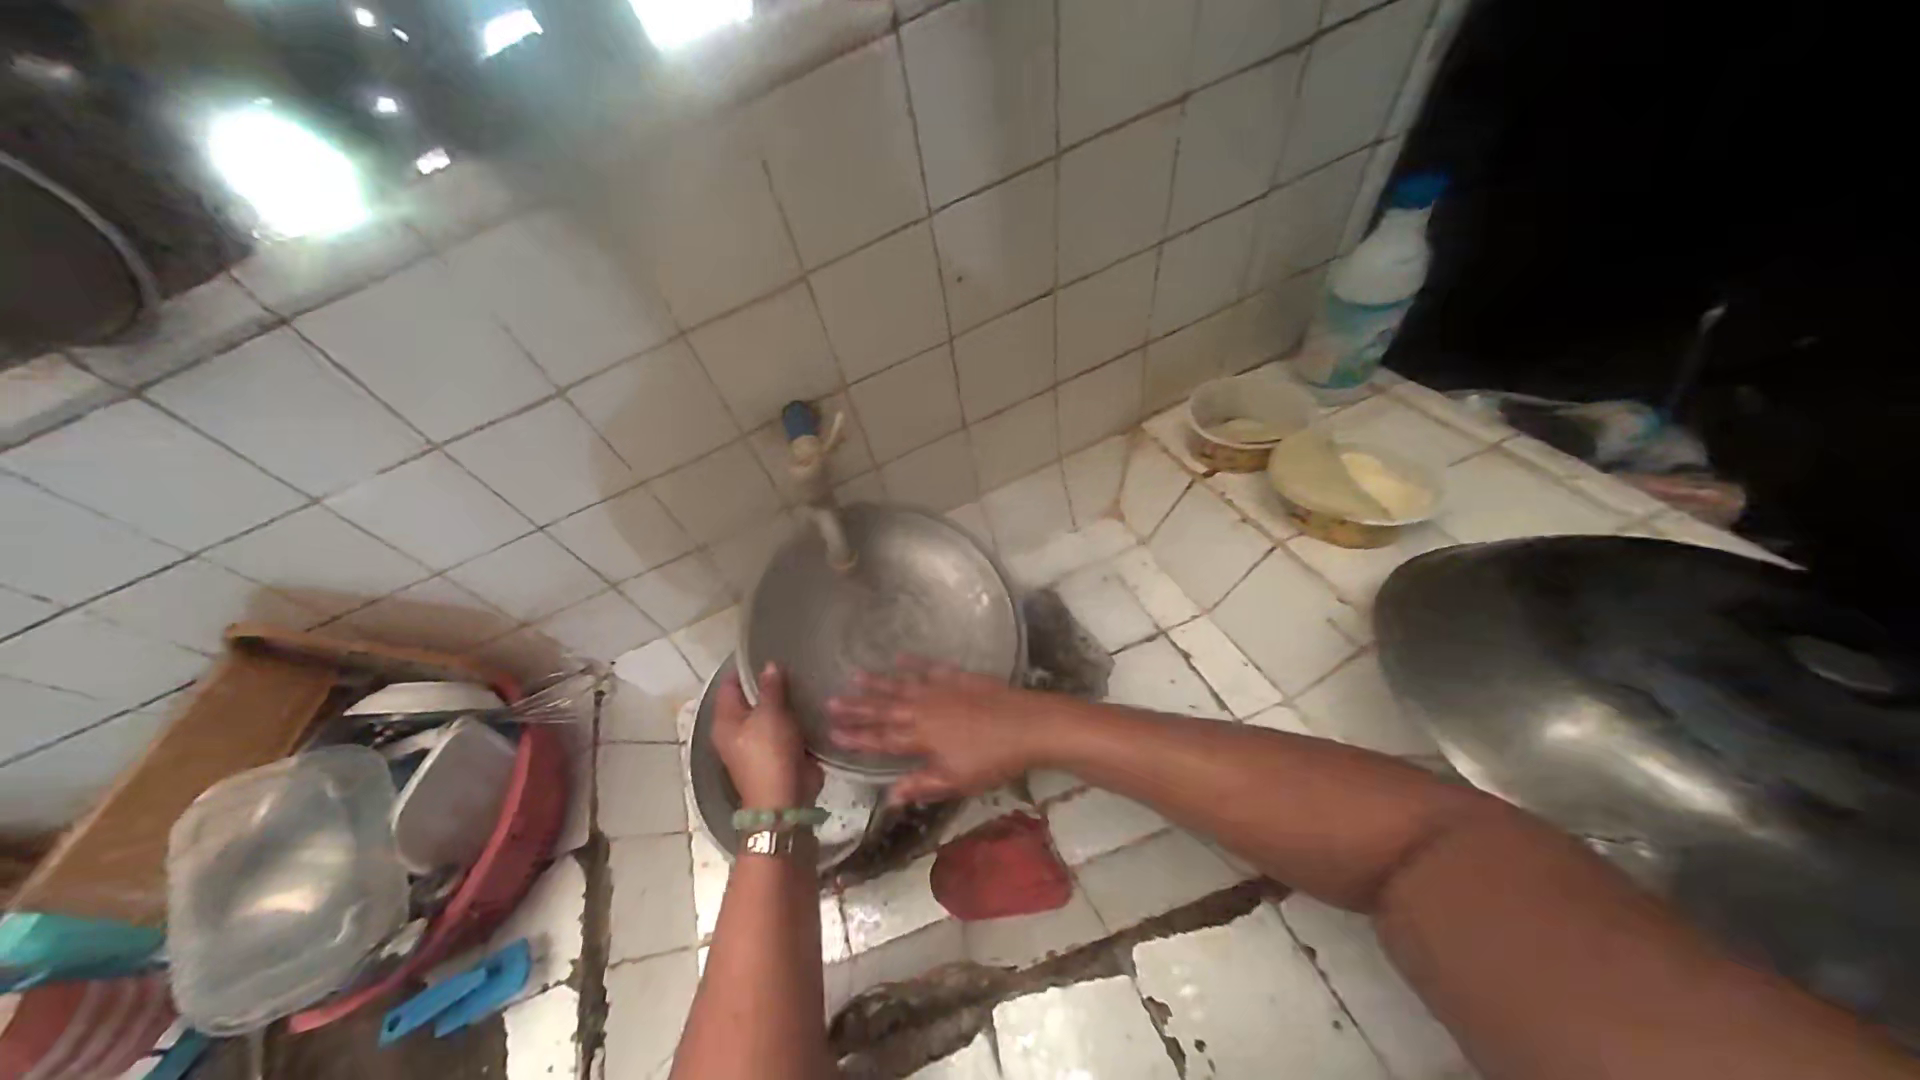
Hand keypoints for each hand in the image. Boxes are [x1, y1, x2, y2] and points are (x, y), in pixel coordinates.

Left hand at [713, 663, 822, 809]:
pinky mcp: (780, 752)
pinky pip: (787, 728)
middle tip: (793, 661)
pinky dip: (797, 717)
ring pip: (772, 713)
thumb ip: (771, 688)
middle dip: (770, 683)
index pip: (730, 684)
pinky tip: (813, 702)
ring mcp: (759, 742)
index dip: (745, 667)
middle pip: (752, 698)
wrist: (785, 798)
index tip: (766, 650)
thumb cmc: (769, 752)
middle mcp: (738, 730)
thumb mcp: (769, 714)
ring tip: (806, 676)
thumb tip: (769, 665)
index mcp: (726, 720)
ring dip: (786, 700)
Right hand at [827, 663, 1062, 804]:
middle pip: (884, 709)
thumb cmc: (993, 759)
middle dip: (857, 707)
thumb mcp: (957, 780)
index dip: (857, 737)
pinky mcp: (958, 677)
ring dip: (877, 683)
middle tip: (830, 701)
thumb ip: (921, 785)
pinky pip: (929, 668)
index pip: (881, 739)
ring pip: (901, 686)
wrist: (1028, 724)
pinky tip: (900, 658)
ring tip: (854, 676)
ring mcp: (940, 690)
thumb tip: (888, 796)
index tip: (833, 732)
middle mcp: (924, 710)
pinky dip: (914, 664)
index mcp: (921, 738)